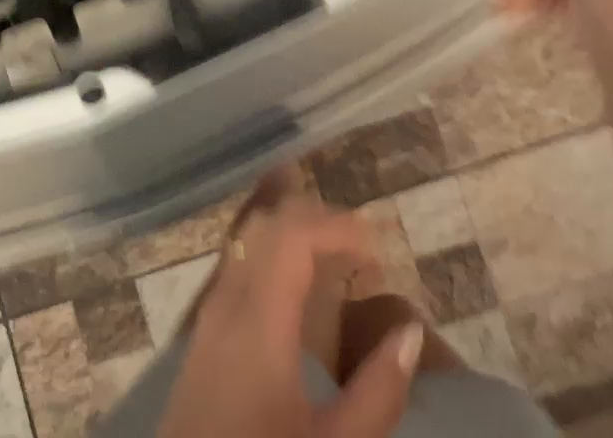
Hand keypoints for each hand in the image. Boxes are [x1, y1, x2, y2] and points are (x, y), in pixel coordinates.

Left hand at [157, 196, 422, 437]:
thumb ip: (378, 392)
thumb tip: (410, 332)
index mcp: (258, 323)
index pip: (291, 236)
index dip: (336, 226)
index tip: (377, 247)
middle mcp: (226, 305)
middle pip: (265, 227)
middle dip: (316, 221)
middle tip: (362, 249)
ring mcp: (207, 319)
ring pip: (246, 243)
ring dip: (292, 237)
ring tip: (337, 259)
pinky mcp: (201, 337)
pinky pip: (236, 268)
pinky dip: (271, 258)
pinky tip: (297, 290)